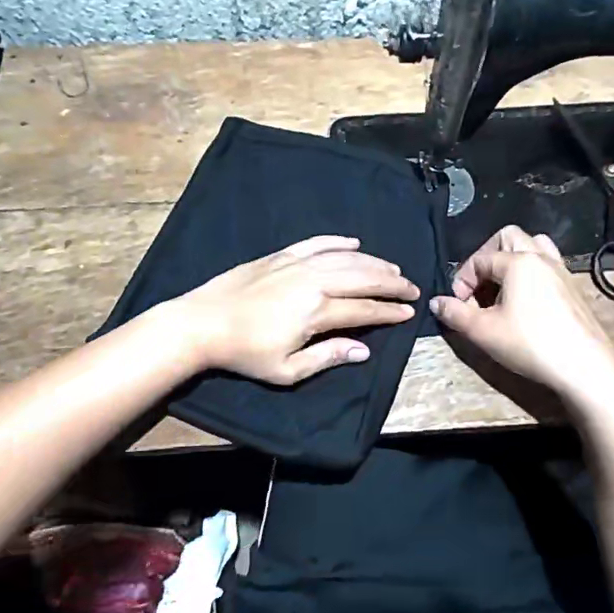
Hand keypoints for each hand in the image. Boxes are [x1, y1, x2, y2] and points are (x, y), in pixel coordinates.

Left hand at [167, 236, 419, 384]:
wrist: (202, 322)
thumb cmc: (244, 353)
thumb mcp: (286, 370)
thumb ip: (327, 358)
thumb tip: (364, 350)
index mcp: (317, 311)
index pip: (364, 309)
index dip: (389, 311)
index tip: (408, 312)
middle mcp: (312, 281)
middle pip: (362, 278)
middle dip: (391, 283)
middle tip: (411, 287)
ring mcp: (295, 264)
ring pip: (344, 258)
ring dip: (373, 262)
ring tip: (392, 268)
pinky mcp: (279, 255)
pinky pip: (316, 243)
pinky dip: (338, 242)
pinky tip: (354, 243)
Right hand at [430, 226, 613, 400]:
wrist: (585, 367)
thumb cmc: (530, 344)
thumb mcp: (483, 331)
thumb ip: (455, 313)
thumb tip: (436, 302)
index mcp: (518, 261)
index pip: (479, 259)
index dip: (462, 280)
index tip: (458, 305)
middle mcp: (541, 258)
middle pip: (508, 237)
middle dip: (485, 256)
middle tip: (477, 286)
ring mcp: (562, 271)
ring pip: (533, 246)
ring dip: (511, 259)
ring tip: (501, 288)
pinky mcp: (573, 288)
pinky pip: (547, 265)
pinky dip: (530, 273)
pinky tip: (524, 302)